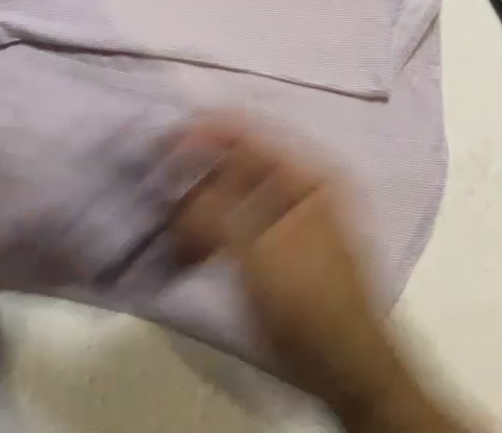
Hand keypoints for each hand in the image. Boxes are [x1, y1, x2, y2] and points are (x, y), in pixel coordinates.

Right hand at [173, 114, 457, 430]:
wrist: (347, 371)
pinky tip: (185, 245)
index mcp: (309, 173)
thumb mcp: (255, 250)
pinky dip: (205, 225)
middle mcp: (301, 182)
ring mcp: (288, 210)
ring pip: (226, 188)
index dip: (198, 134)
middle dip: (191, 172)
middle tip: (155, 186)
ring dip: (193, 203)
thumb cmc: (308, 304)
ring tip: (169, 224)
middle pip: (232, 157)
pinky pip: (229, 214)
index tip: (156, 148)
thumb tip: (172, 155)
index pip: (243, 129)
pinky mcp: (273, 237)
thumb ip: (210, 200)